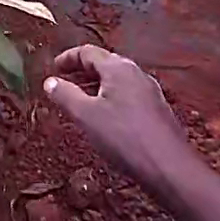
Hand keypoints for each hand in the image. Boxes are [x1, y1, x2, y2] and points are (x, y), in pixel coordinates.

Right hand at [43, 46, 196, 190]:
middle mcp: (136, 73)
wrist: (169, 168)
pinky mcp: (157, 110)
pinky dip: (111, 96)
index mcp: (118, 69)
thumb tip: (50, 81)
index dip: (68, 57)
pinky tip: (106, 116)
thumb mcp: (86, 116)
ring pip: (118, 79)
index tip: (54, 67)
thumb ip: (65, 95)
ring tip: (81, 98)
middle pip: (105, 62)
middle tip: (65, 80)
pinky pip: (128, 93)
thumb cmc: (124, 137)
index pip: (88, 52)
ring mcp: (150, 91)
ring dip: (97, 84)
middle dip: (82, 69)